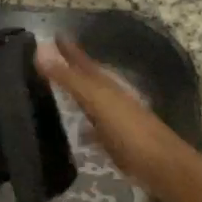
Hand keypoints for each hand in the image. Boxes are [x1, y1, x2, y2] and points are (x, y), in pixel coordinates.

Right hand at [34, 36, 193, 185]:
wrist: (162, 166)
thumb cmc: (129, 131)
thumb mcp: (96, 101)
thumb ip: (69, 78)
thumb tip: (40, 49)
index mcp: (106, 85)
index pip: (83, 62)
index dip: (69, 50)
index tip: (53, 36)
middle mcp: (111, 98)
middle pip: (88, 79)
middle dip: (71, 68)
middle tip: (50, 60)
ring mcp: (115, 120)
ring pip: (91, 101)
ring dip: (76, 95)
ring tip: (57, 92)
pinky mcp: (116, 142)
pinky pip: (95, 128)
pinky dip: (84, 125)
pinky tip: (76, 132)